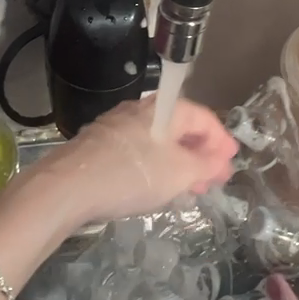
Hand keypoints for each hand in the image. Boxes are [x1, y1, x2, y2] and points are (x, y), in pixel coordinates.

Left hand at [25, 96, 237, 227]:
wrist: (68, 187)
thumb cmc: (130, 175)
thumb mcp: (179, 173)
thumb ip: (205, 165)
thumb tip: (221, 161)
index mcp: (163, 109)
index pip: (203, 117)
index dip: (221, 141)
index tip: (231, 164)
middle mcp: (140, 110)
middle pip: (180, 128)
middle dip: (201, 155)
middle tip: (213, 181)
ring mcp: (117, 127)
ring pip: (159, 142)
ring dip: (179, 164)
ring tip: (190, 190)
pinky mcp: (101, 146)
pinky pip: (140, 151)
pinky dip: (157, 167)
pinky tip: (158, 188)